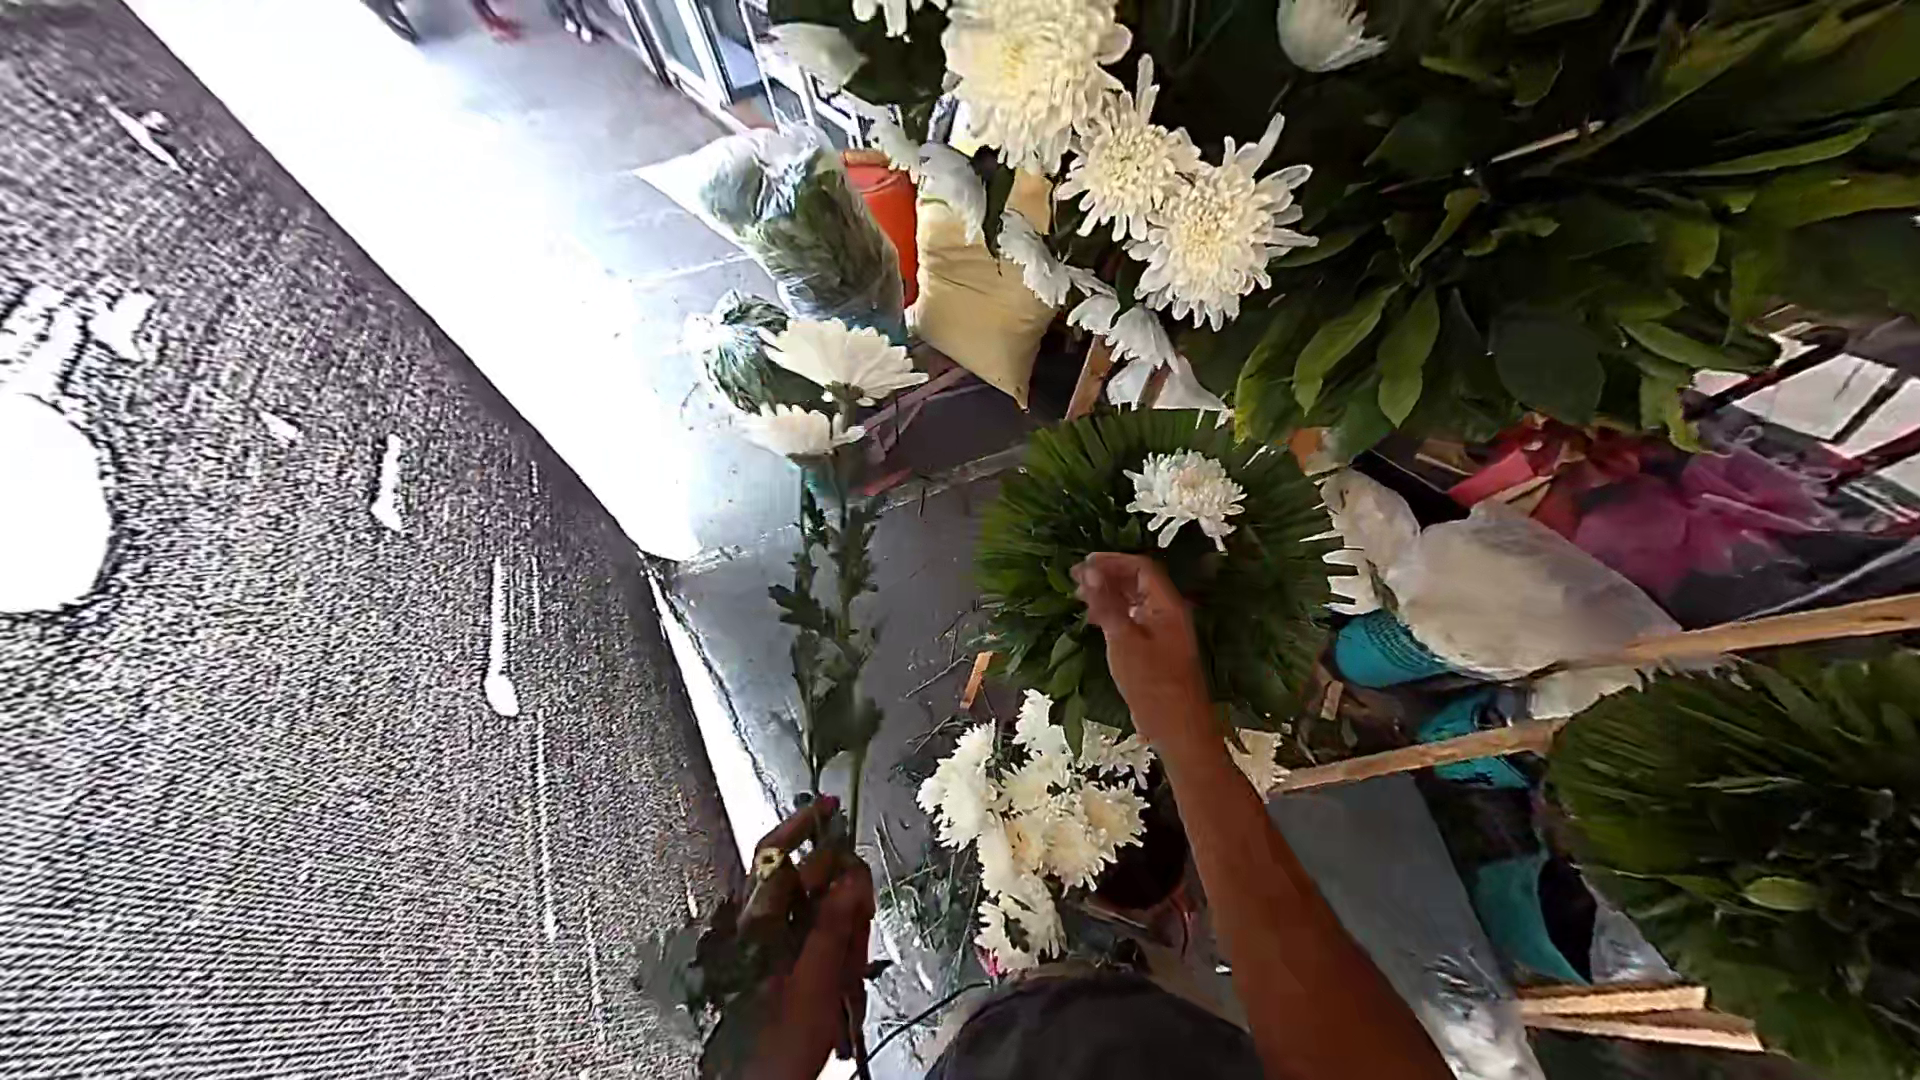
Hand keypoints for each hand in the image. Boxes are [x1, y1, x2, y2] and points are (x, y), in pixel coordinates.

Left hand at [745, 798, 875, 1079]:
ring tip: (853, 964)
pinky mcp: (787, 957)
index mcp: (758, 920)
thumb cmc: (777, 1045)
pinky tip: (847, 972)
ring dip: (846, 926)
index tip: (834, 806)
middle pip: (810, 879)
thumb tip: (853, 873)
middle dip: (844, 891)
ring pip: (821, 906)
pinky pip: (820, 932)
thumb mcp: (813, 984)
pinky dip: (840, 944)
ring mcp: (775, 939)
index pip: (778, 852)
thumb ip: (833, 925)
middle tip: (865, 914)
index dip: (803, 824)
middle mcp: (763, 921)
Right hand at [1072, 552, 1211, 751]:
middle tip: (1075, 578)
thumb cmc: (1151, 682)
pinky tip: (1094, 619)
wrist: (1177, 727)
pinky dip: (1113, 613)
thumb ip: (1105, 603)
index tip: (1083, 564)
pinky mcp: (1154, 648)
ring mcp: (1162, 631)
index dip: (1112, 561)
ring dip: (1108, 593)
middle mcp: (1167, 612)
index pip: (1141, 567)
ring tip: (1079, 596)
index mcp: (1167, 605)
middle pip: (1138, 581)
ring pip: (1134, 600)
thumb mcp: (1122, 639)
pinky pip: (1132, 619)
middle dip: (1107, 575)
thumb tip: (1088, 571)